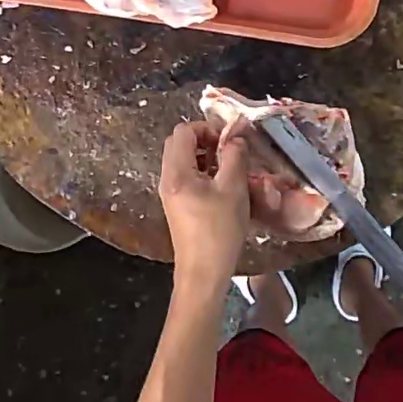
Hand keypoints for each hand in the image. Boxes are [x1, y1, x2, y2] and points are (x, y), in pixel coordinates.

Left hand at [158, 122, 248, 290]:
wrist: (203, 273)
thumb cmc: (219, 230)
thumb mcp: (233, 189)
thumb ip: (234, 157)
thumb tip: (235, 138)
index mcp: (176, 172)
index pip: (183, 131)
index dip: (207, 128)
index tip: (229, 141)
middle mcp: (167, 178)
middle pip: (180, 143)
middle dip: (205, 140)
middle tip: (227, 151)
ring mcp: (170, 192)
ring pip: (183, 159)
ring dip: (205, 156)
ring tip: (229, 168)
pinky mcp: (177, 204)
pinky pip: (186, 176)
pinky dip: (203, 172)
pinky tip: (223, 186)